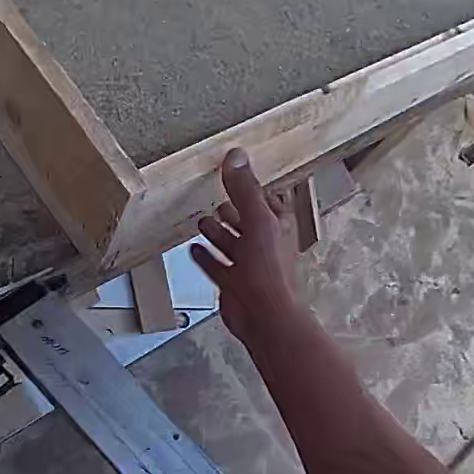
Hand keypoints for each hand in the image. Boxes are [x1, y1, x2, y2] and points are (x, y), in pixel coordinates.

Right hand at [189, 148, 301, 342]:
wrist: (264, 316)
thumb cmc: (269, 271)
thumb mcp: (258, 221)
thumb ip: (245, 189)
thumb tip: (236, 156)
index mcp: (278, 226)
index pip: (265, 200)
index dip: (252, 188)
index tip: (236, 175)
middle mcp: (264, 244)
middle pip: (246, 221)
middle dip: (232, 211)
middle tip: (218, 199)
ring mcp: (248, 265)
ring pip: (230, 243)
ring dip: (217, 233)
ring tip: (202, 221)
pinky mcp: (232, 282)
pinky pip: (216, 265)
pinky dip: (206, 256)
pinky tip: (194, 249)